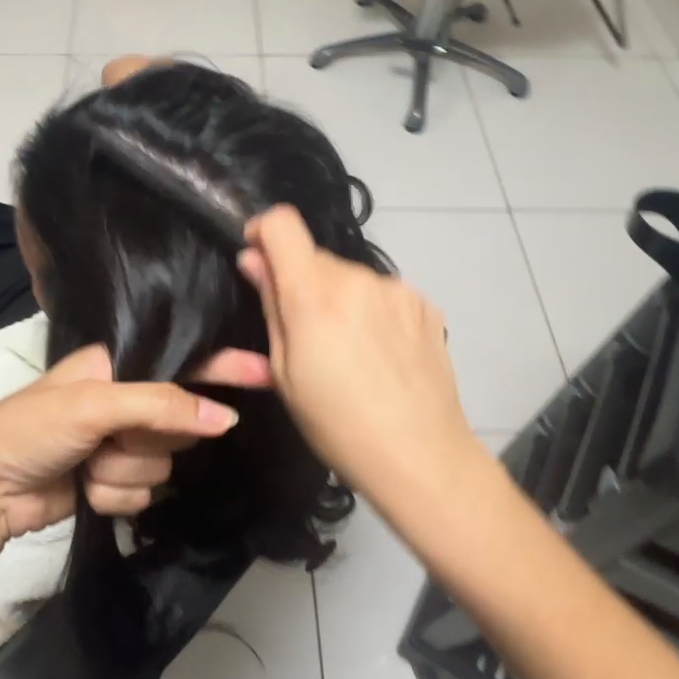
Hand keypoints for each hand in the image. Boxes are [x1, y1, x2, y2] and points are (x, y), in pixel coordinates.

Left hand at [0, 344, 270, 543]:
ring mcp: (118, 444)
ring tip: (85, 466)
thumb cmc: (30, 429)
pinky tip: (83, 491)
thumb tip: (226, 418)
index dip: (224, 368)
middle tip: (107, 437)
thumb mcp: (93, 406)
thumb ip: (162, 405)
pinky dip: (114, 497)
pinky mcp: (112, 482)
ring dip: (123, 473)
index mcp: (116, 366)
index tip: (266, 372)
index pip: (183, 363)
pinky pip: (145, 494)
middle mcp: (123, 401)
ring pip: (163, 465)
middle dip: (147, 439)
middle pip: (180, 423)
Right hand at [236, 206, 488, 498]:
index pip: (282, 223)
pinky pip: (382, 295)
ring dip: (339, 299)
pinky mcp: (425, 304)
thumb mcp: (285, 372)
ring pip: (350, 277)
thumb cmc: (337, 424)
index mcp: (315, 294)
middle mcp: (358, 278)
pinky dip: (371, 312)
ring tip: (349, 352)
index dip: (263, 232)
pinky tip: (380, 354)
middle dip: (302, 282)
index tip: (258, 261)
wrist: (420, 456)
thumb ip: (270, 305)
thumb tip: (253, 259)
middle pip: (316, 256)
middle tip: (306, 335)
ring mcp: (397, 289)